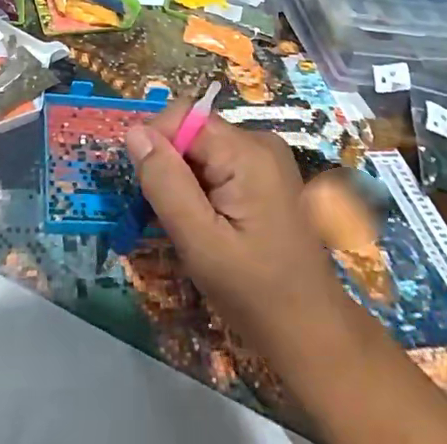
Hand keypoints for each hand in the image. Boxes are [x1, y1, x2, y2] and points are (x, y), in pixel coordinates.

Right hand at [125, 107, 344, 349]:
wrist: (312, 331)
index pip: (183, 116)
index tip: (148, 190)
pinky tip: (208, 225)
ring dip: (184, 180)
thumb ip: (165, 182)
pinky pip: (219, 164)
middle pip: (193, 131)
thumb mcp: (198, 241)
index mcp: (247, 152)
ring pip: (202, 149)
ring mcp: (267, 159)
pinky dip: (202, 188)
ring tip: (189, 226)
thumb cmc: (253, 291)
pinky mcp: (267, 176)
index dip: (156, 144)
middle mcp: (260, 142)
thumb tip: (133, 131)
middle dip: (170, 166)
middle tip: (168, 216)